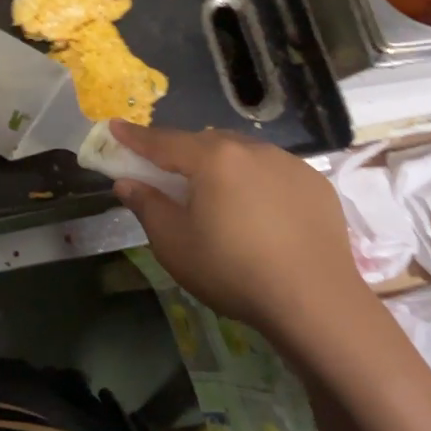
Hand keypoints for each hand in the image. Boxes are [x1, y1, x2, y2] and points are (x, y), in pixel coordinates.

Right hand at [109, 121, 370, 339]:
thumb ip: (147, 205)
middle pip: (205, 143)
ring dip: (222, 167)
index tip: (113, 126)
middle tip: (166, 173)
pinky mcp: (317, 186)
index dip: (134, 136)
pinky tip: (257, 213)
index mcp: (213, 158)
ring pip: (242, 155)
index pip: (162, 141)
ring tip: (215, 196)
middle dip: (182, 153)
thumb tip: (127, 182)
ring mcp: (290, 165)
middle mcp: (252, 150)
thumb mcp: (174, 243)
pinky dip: (256, 183)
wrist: (316, 303)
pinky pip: (274, 173)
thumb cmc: (233, 270)